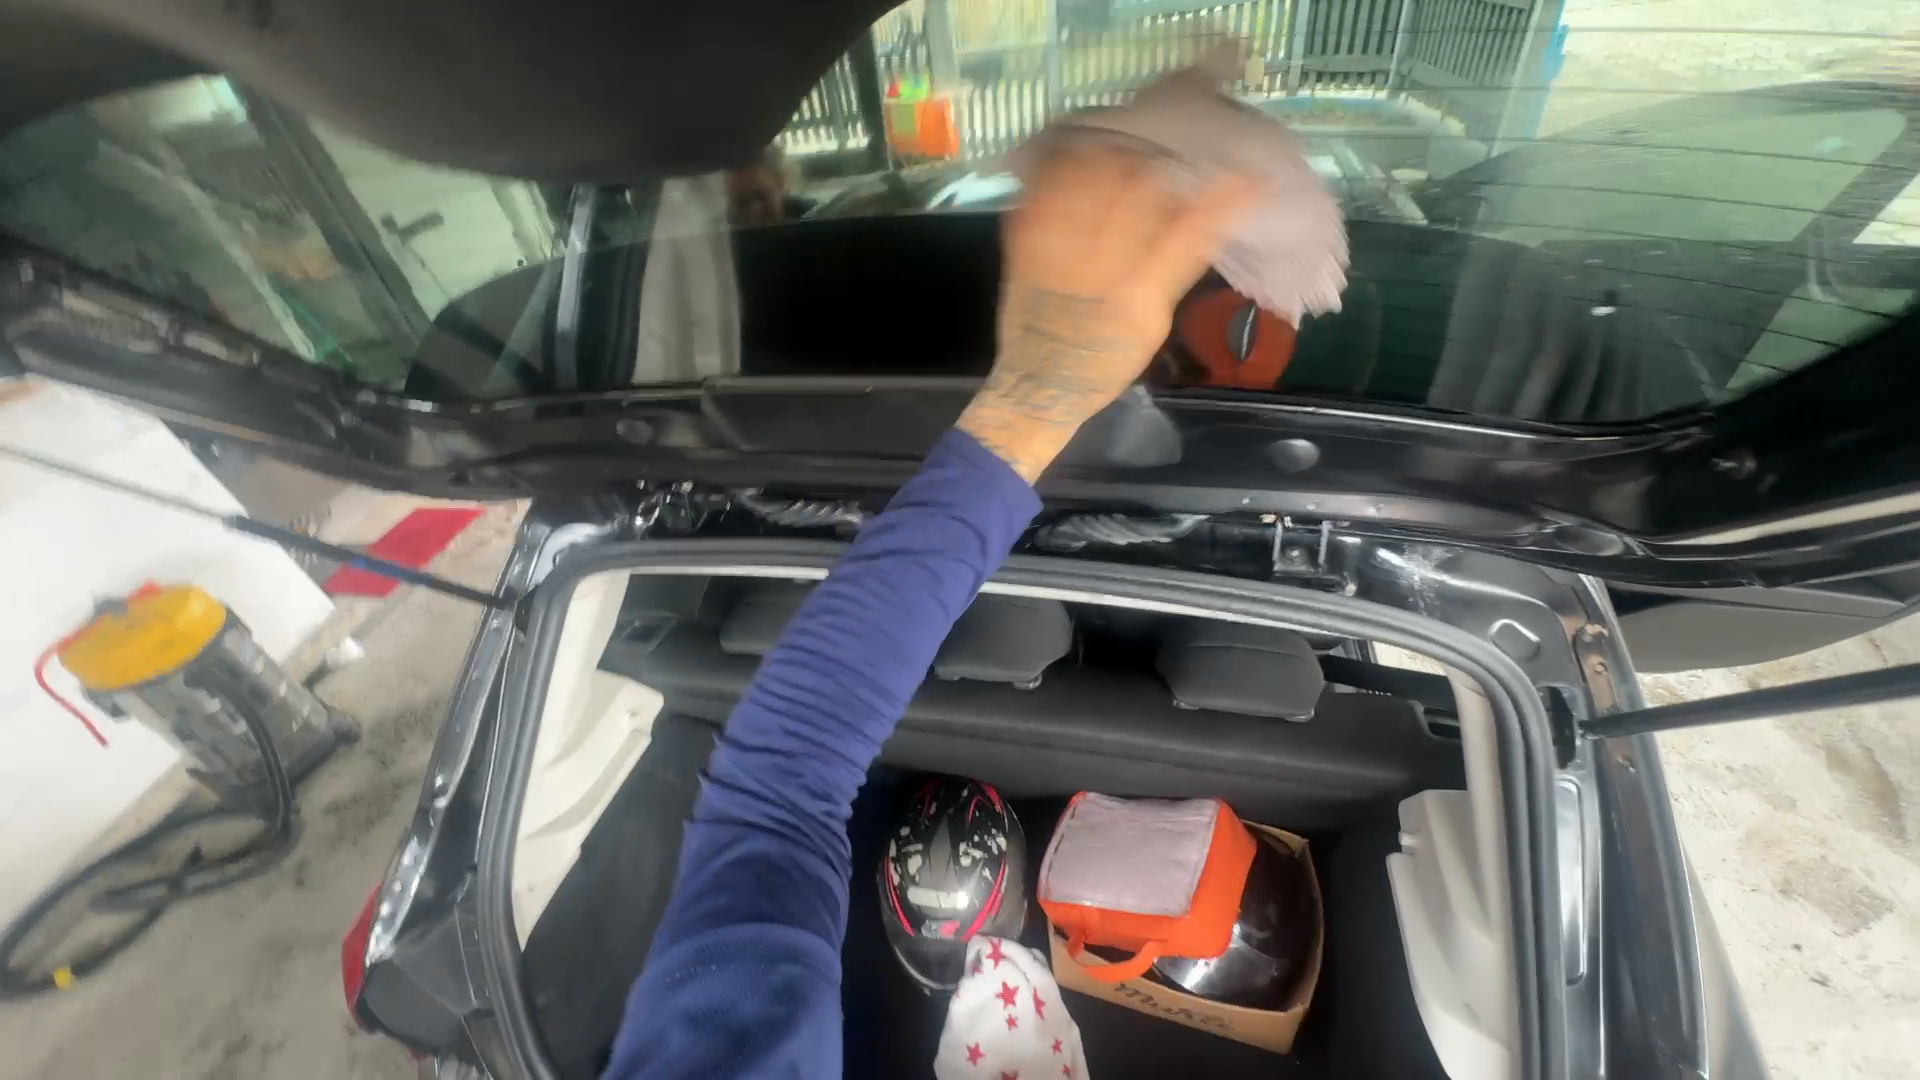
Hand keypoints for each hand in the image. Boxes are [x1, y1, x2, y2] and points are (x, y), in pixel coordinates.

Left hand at [957, 142, 1261, 481]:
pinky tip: (1078, 156)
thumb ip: (1173, 274)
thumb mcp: (1151, 328)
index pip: (1190, 229)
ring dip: (1116, 156)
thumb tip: (1203, 224)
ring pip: (1092, 181)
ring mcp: (1058, 254)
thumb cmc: (1101, 365)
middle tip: (1173, 155)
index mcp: (1139, 295)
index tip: (1244, 177)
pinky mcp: (1023, 248)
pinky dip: (1064, 167)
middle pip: (1139, 191)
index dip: (1222, 196)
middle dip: (1164, 166)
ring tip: (1126, 152)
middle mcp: (1100, 270)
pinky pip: (1044, 192)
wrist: (1037, 386)